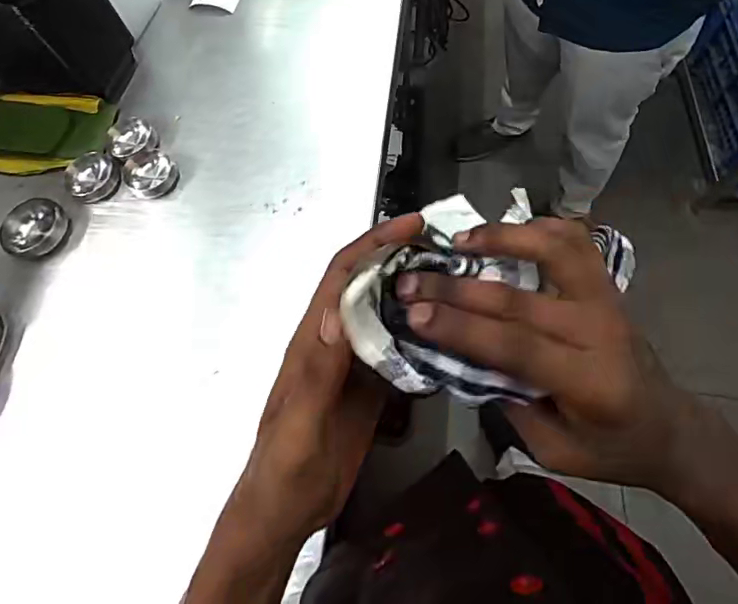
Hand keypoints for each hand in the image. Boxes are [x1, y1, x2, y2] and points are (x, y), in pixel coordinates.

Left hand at [226, 212, 423, 543]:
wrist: (284, 511)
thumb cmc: (283, 468)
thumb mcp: (300, 422)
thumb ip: (317, 372)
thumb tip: (336, 314)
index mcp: (313, 340)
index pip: (340, 277)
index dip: (371, 245)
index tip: (408, 226)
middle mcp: (332, 343)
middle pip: (365, 287)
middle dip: (398, 259)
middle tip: (444, 248)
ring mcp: (351, 366)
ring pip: (382, 315)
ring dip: (411, 294)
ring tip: (454, 283)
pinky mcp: (368, 391)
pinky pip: (394, 353)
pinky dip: (417, 337)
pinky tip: (446, 337)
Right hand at [395, 219, 702, 494]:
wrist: (670, 428)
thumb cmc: (609, 446)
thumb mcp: (555, 450)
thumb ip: (506, 403)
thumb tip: (453, 354)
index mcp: (590, 382)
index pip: (515, 345)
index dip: (461, 328)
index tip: (414, 315)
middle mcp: (600, 331)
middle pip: (517, 298)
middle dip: (454, 288)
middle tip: (409, 281)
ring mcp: (606, 299)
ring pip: (554, 250)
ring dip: (501, 238)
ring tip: (458, 241)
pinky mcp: (605, 283)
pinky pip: (573, 240)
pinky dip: (537, 226)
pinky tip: (505, 232)